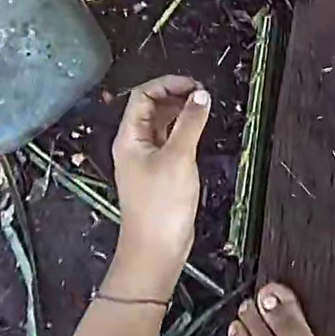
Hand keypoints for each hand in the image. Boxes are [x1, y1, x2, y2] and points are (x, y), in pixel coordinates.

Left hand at [107, 75, 210, 295]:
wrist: (156, 250)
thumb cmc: (162, 204)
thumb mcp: (179, 157)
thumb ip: (190, 122)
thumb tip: (201, 95)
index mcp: (130, 138)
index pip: (143, 96)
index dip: (168, 84)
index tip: (194, 85)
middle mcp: (135, 145)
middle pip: (152, 107)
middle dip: (176, 95)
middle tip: (203, 95)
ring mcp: (147, 158)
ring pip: (162, 123)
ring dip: (181, 111)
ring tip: (204, 108)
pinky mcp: (160, 171)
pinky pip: (170, 139)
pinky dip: (184, 129)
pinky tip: (199, 129)